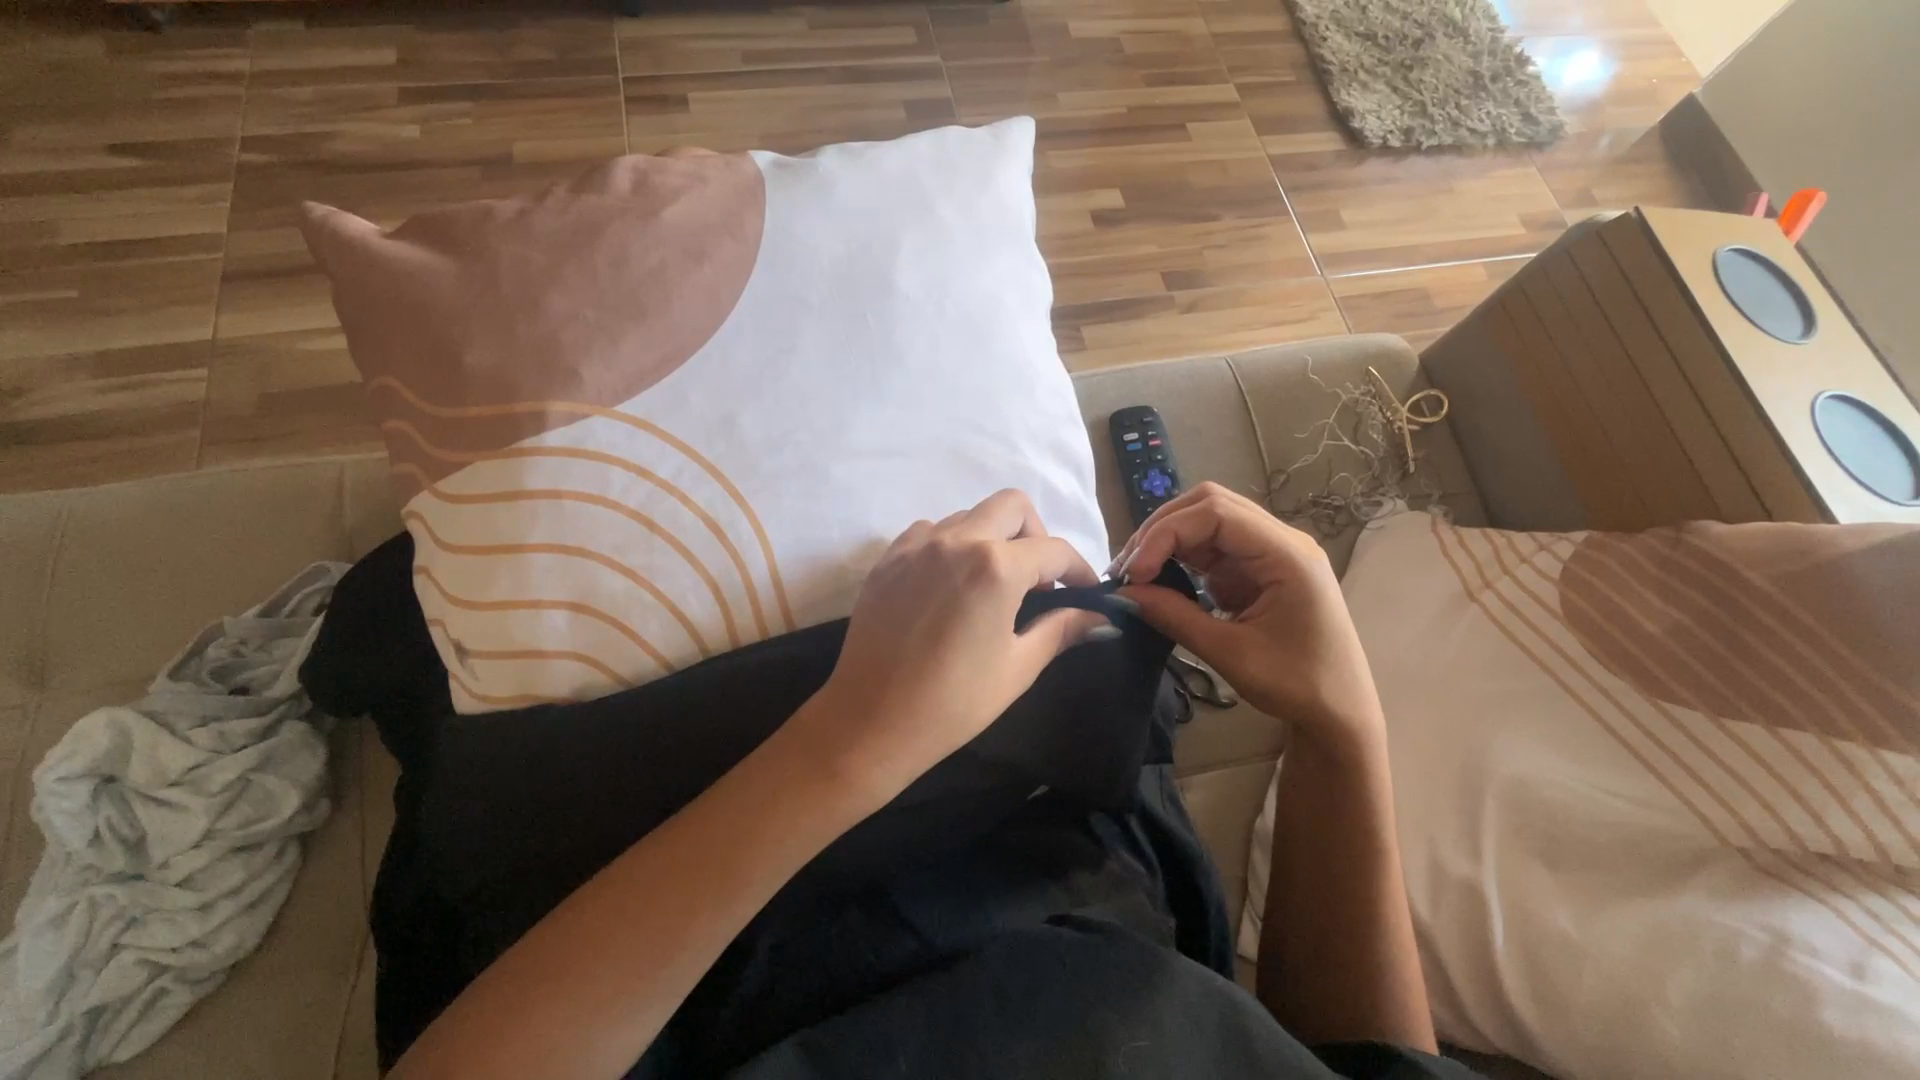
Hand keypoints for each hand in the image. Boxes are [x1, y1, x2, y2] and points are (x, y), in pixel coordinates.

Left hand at [796, 490, 1113, 801]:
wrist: (871, 720)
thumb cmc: (954, 702)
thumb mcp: (1018, 667)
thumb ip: (1061, 629)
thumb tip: (1101, 619)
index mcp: (996, 567)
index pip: (1054, 550)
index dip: (1079, 569)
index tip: (1086, 591)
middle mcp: (956, 541)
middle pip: (1012, 507)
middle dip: (1036, 535)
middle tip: (1038, 580)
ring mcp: (916, 546)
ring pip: (968, 516)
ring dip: (991, 538)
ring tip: (992, 586)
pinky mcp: (887, 560)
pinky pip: (929, 532)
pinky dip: (950, 546)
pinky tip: (950, 586)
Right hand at [1111, 482, 1383, 750]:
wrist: (1340, 713)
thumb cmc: (1297, 686)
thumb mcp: (1231, 654)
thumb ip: (1175, 617)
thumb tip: (1123, 594)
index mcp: (1287, 554)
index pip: (1215, 513)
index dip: (1166, 534)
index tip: (1135, 573)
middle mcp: (1280, 541)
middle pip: (1210, 504)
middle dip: (1162, 529)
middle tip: (1128, 568)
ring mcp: (1270, 553)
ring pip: (1208, 521)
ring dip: (1168, 540)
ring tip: (1136, 573)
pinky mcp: (1258, 569)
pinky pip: (1213, 547)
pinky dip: (1181, 557)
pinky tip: (1158, 579)